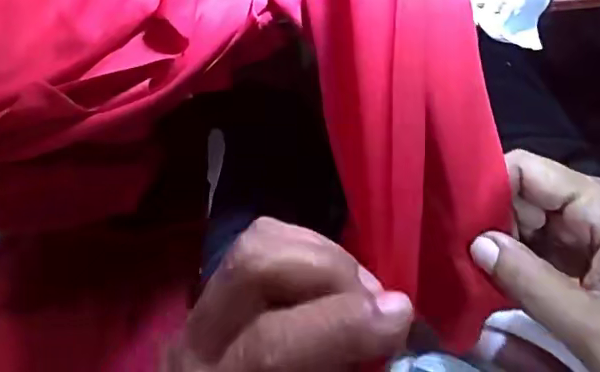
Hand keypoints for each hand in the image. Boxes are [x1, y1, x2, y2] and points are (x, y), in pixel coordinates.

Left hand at [165, 217, 414, 371]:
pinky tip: (331, 277)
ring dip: (320, 251)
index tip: (400, 316)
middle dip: (328, 269)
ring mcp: (198, 310)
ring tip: (361, 288)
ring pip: (255, 241)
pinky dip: (304, 248)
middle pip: (254, 265)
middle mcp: (199, 343)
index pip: (272, 343)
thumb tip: (390, 336)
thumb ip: (341, 367)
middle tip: (379, 300)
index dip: (341, 324)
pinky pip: (258, 242)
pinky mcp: (210, 292)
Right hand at [468, 151, 599, 371]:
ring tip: (460, 266)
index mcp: (596, 204)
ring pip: (522, 222)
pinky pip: (536, 250)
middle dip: (487, 220)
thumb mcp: (594, 329)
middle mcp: (588, 207)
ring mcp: (587, 234)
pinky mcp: (585, 263)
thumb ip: (529, 281)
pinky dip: (513, 265)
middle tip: (451, 251)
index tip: (451, 219)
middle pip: (518, 194)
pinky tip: (485, 281)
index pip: (521, 168)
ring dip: (495, 245)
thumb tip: (473, 240)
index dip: (485, 187)